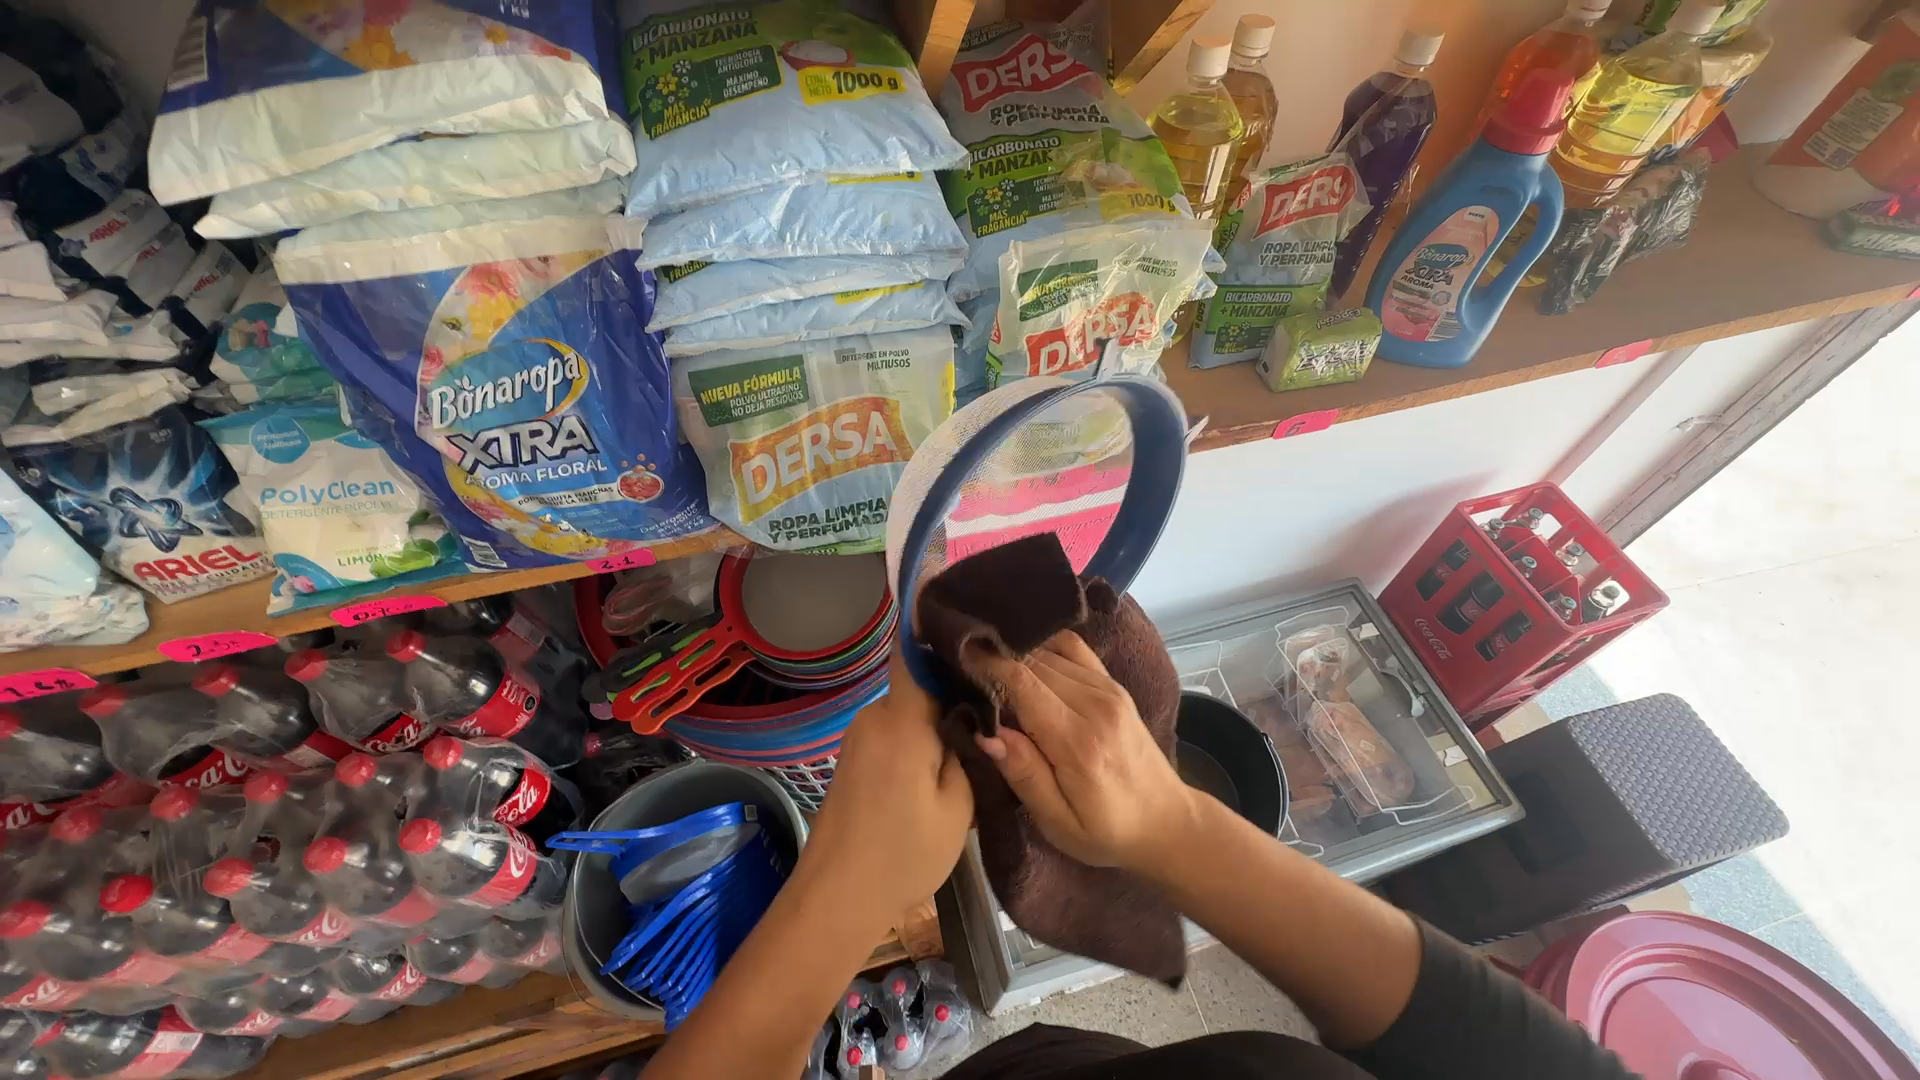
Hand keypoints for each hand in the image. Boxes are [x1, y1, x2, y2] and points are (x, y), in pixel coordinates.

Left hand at [799, 648, 974, 923]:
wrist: (836, 898)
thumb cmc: (903, 854)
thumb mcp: (958, 806)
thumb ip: (969, 750)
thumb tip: (971, 716)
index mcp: (902, 721)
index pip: (914, 653)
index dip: (938, 629)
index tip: (971, 618)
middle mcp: (875, 717)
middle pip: (919, 684)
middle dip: (953, 690)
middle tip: (997, 703)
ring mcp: (860, 736)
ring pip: (909, 712)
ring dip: (937, 721)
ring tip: (976, 740)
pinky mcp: (854, 757)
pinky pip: (895, 732)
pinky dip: (918, 740)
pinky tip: (941, 765)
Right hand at [972, 631, 1198, 873]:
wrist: (1166, 821)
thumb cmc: (1107, 831)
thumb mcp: (1060, 823)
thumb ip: (1024, 775)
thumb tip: (986, 733)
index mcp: (1079, 742)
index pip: (1024, 684)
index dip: (987, 664)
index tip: (956, 655)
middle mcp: (1096, 704)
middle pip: (1034, 661)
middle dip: (995, 655)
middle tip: (961, 657)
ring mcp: (1109, 689)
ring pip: (1050, 651)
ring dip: (1016, 650)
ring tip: (986, 656)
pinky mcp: (1113, 684)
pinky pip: (1073, 648)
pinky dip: (1045, 644)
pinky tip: (1025, 653)